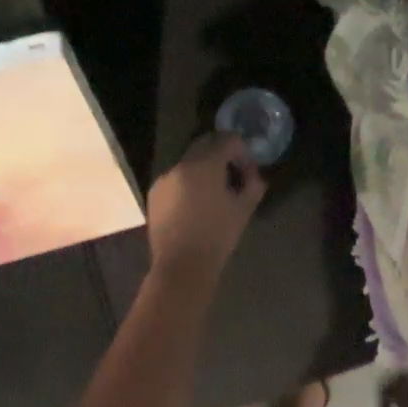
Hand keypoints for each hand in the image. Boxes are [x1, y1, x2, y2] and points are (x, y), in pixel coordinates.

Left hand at [146, 133, 264, 276]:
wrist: (181, 266)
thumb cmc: (217, 237)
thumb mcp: (244, 210)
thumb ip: (253, 184)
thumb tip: (253, 175)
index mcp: (204, 165)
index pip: (228, 140)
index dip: (242, 152)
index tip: (248, 172)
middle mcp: (180, 165)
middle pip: (205, 146)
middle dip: (222, 156)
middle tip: (233, 178)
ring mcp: (164, 179)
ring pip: (189, 163)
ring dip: (204, 170)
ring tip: (214, 195)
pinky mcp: (154, 194)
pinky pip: (176, 179)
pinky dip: (188, 184)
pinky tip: (195, 206)